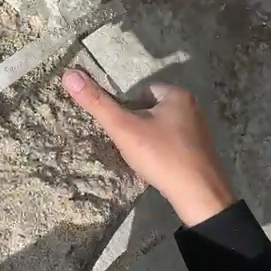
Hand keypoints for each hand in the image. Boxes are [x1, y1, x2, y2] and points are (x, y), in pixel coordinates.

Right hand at [61, 68, 235, 225]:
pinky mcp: (200, 152)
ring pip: (162, 127)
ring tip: (143, 157)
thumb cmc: (161, 155)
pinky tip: (157, 166)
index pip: (141, 91)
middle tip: (131, 145)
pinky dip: (162, 152)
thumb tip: (69, 74)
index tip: (123, 129)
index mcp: (177, 95)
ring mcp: (199, 131)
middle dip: (138, 125)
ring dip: (149, 139)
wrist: (199, 196)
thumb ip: (97, 103)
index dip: (127, 110)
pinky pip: (172, 144)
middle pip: (151, 109)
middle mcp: (192, 108)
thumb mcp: (123, 128)